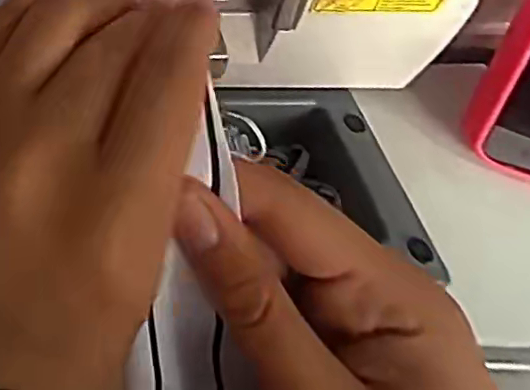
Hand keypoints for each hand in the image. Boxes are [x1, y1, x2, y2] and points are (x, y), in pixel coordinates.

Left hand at [0, 0, 217, 389]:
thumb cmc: (48, 351)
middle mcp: (49, 153)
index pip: (167, 87)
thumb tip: (165, 89)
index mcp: (113, 218)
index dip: (191, 33)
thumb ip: (155, 182)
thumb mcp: (134, 283)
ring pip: (56, 22)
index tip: (201, 7)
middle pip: (115, 45)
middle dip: (150, 12)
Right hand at [176, 160, 494, 389]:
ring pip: (256, 265)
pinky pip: (261, 303)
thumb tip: (189, 204)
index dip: (214, 182)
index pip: (284, 200)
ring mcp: (347, 318)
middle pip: (268, 229)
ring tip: (152, 271)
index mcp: (392, 289)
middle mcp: (370, 288)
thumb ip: (255, 302)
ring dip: (205, 272)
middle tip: (136, 238)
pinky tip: (183, 312)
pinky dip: (221, 308)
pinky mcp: (324, 346)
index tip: (146, 187)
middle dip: (204, 232)